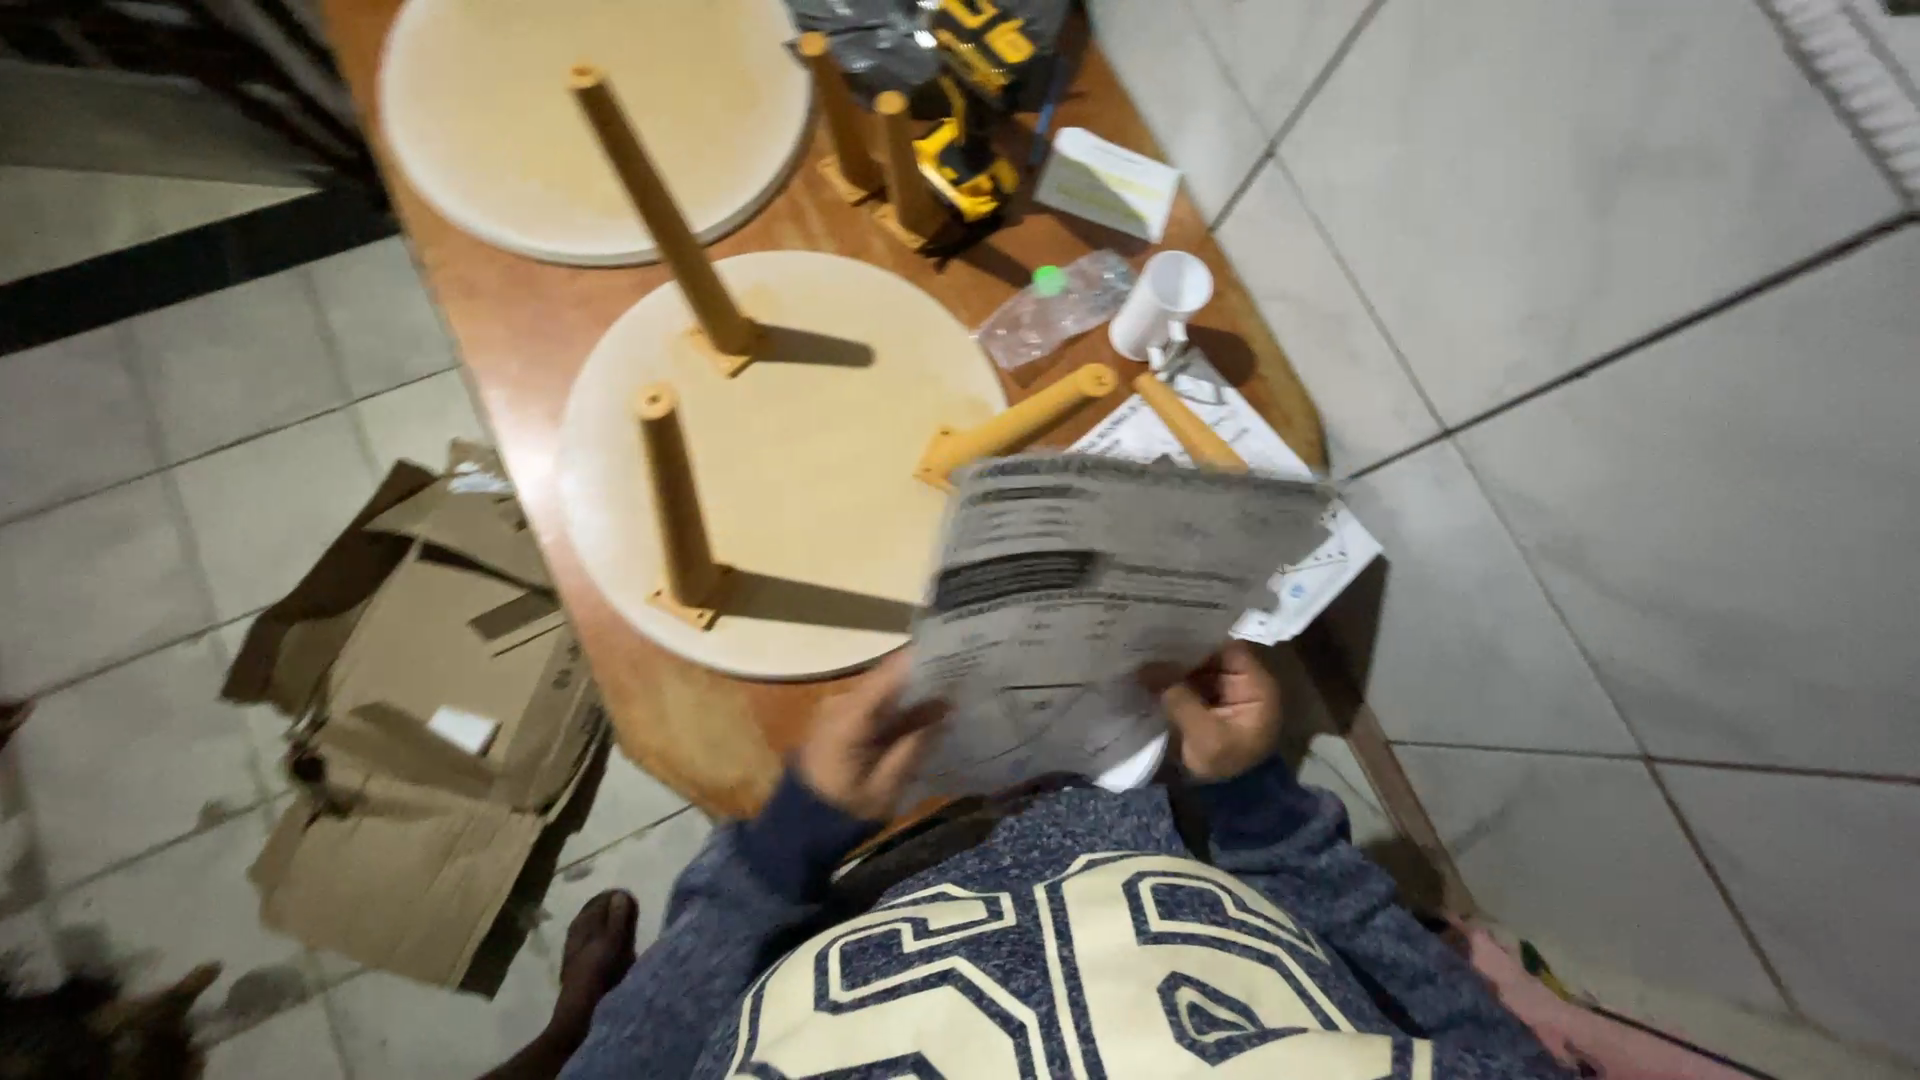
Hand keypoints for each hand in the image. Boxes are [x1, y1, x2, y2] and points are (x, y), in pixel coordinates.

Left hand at [797, 652, 946, 820]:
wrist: (800, 826)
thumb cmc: (844, 811)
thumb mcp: (885, 789)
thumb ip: (914, 746)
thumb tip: (944, 710)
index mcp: (849, 717)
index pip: (889, 674)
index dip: (922, 662)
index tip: (956, 657)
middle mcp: (840, 702)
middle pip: (887, 676)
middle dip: (922, 675)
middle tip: (961, 676)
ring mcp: (837, 708)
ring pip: (882, 687)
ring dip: (912, 689)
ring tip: (950, 689)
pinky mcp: (839, 717)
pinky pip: (874, 701)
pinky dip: (898, 703)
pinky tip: (924, 709)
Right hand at [1140, 642, 1281, 781]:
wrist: (1230, 800)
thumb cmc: (1226, 766)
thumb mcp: (1205, 737)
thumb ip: (1179, 699)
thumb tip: (1146, 668)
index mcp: (1256, 684)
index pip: (1227, 646)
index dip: (1198, 636)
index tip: (1166, 630)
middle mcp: (1242, 680)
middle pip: (1209, 652)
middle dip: (1179, 648)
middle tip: (1145, 639)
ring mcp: (1224, 690)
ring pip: (1195, 664)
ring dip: (1171, 661)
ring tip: (1140, 651)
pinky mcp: (1207, 700)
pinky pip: (1187, 679)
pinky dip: (1169, 676)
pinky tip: (1145, 669)